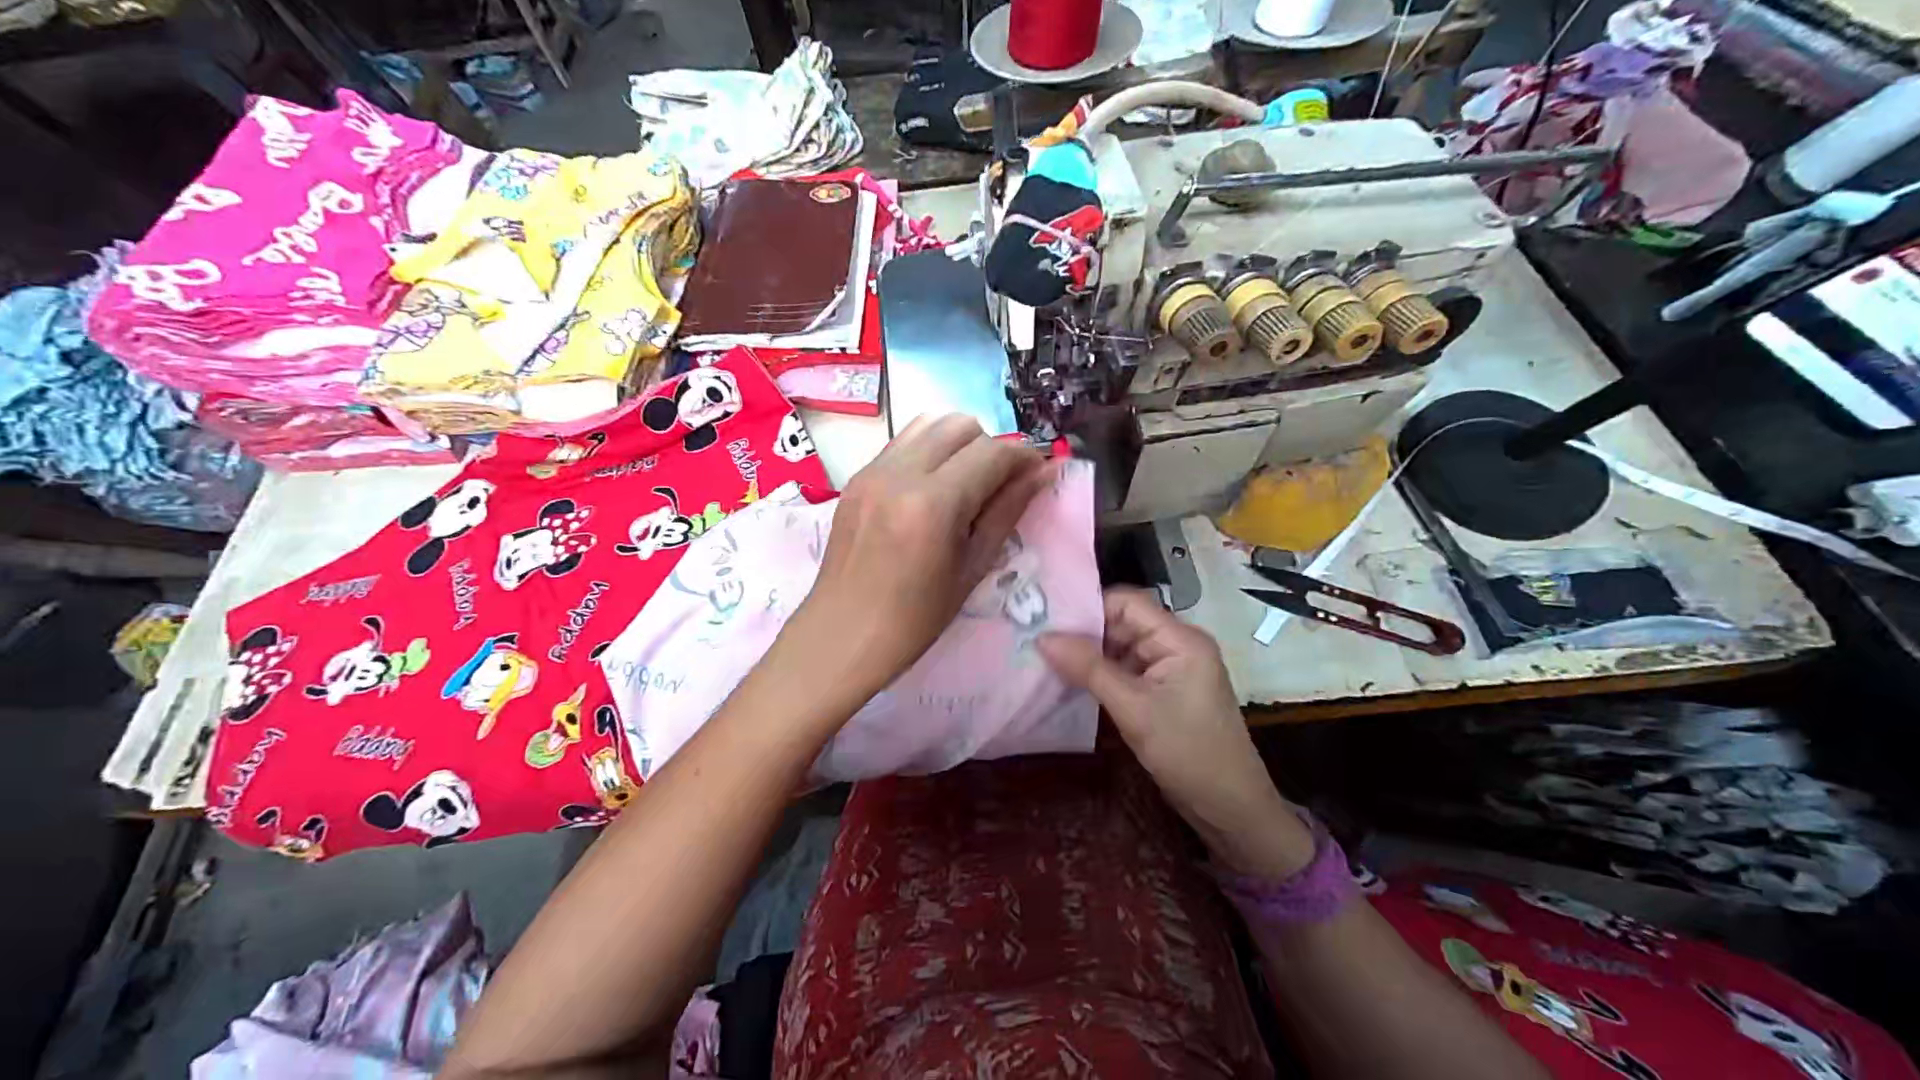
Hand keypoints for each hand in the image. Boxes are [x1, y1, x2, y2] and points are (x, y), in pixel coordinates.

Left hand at [790, 414, 1049, 700]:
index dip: (1023, 456)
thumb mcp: (972, 568)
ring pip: (928, 423)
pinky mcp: (856, 478)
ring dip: (957, 443)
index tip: (1038, 472)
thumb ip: (1007, 511)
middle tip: (999, 484)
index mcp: (932, 503)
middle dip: (990, 446)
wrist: (842, 635)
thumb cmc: (915, 619)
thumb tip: (1043, 472)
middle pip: (960, 425)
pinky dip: (927, 451)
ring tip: (965, 483)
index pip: (991, 451)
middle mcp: (899, 473)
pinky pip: (902, 443)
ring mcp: (872, 471)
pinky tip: (932, 489)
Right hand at [1038, 588, 1313, 877]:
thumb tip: (1043, 638)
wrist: (1230, 808)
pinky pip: (1127, 671)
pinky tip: (1069, 680)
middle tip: (1037, 638)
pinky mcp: (1164, 692)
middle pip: (1122, 623)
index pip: (1127, 603)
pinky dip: (1101, 674)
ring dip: (1089, 655)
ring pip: (1121, 648)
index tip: (1046, 618)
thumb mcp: (1133, 709)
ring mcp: (1171, 670)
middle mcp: (1177, 645)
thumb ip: (1088, 669)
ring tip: (1045, 657)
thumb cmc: (1188, 752)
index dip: (1087, 607)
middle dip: (1083, 632)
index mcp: (1180, 639)